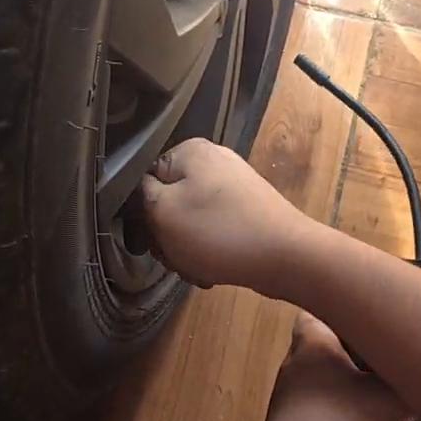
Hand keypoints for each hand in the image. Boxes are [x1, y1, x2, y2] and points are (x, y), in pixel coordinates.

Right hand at [137, 138, 313, 292]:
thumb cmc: (219, 232)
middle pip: (167, 201)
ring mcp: (233, 184)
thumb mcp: (163, 211)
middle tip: (175, 255)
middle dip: (166, 235)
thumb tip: (134, 188)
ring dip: (186, 248)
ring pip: (188, 220)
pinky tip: (212, 269)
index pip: (144, 179)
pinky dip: (208, 250)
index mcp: (191, 150)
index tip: (147, 239)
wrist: (285, 255)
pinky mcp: (246, 208)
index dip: (140, 213)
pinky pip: (212, 229)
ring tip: (198, 265)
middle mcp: (213, 160)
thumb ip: (139, 195)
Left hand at [257, 312, 412, 420]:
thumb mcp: (391, 401)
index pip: (318, 312)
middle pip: (328, 360)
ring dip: (358, 413)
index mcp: (313, 347)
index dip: (343, 312)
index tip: (369, 319)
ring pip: (330, 404)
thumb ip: (410, 387)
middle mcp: (297, 375)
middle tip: (390, 371)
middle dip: (358, 367)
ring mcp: (293, 414)